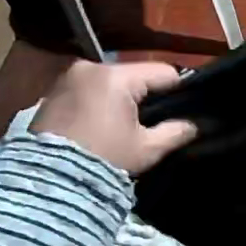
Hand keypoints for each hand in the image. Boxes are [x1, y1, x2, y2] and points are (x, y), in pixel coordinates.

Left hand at [29, 60, 197, 173]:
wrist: (51, 179)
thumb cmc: (105, 159)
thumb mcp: (147, 148)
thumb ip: (176, 132)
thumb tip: (195, 125)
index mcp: (116, 77)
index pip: (163, 72)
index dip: (180, 89)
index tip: (187, 108)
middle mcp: (90, 67)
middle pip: (135, 75)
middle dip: (148, 95)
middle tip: (157, 120)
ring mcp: (69, 77)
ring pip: (111, 82)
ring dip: (123, 98)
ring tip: (129, 124)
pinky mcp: (54, 91)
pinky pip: (90, 89)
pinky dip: (101, 102)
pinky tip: (105, 124)